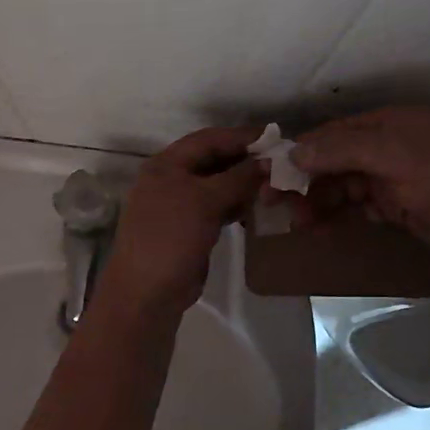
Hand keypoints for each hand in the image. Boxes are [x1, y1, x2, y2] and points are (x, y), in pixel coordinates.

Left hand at [96, 126, 264, 314]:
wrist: (149, 292)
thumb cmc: (172, 236)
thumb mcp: (205, 200)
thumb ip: (238, 177)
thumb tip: (269, 161)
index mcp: (166, 164)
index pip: (208, 139)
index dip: (240, 137)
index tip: (274, 137)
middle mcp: (171, 179)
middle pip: (213, 160)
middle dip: (245, 161)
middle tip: (280, 162)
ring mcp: (181, 205)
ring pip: (218, 185)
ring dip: (244, 184)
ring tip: (275, 183)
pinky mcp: (191, 228)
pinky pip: (218, 207)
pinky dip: (237, 204)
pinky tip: (258, 206)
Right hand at [288, 107, 429, 270]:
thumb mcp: (392, 154)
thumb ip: (341, 150)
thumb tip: (292, 152)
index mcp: (388, 122)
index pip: (332, 133)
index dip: (299, 152)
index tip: (268, 173)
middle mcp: (387, 145)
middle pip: (334, 160)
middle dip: (304, 180)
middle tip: (272, 204)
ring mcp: (393, 176)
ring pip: (343, 186)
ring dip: (317, 201)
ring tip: (293, 223)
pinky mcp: (399, 205)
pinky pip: (358, 207)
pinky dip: (336, 215)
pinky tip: (316, 228)